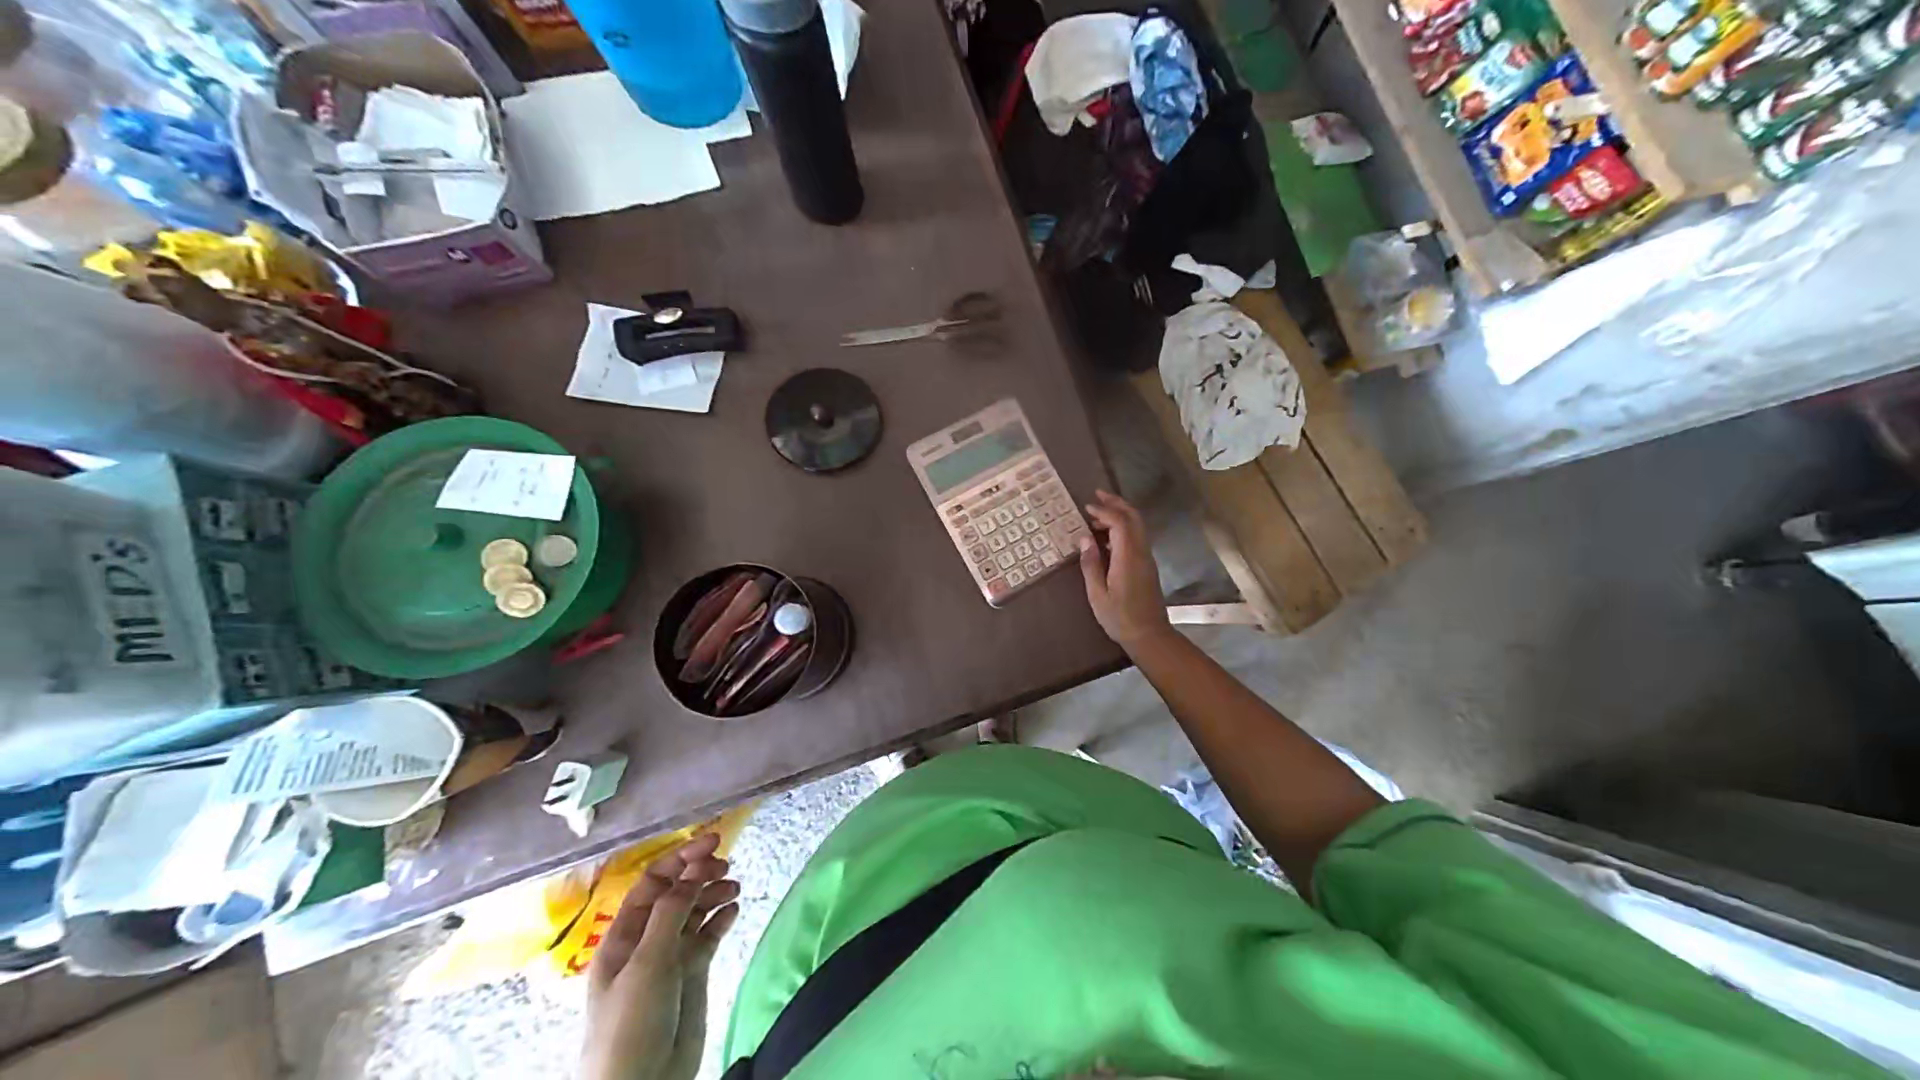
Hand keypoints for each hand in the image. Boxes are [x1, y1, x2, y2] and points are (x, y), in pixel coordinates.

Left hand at [581, 833, 741, 1079]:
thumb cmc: (632, 1022)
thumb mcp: (648, 962)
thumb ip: (672, 911)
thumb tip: (694, 867)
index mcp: (624, 934)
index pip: (653, 883)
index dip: (681, 859)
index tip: (713, 841)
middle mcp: (646, 940)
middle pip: (676, 893)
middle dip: (699, 874)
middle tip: (727, 864)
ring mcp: (670, 957)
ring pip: (694, 912)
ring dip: (713, 894)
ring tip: (735, 887)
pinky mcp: (691, 974)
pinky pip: (708, 937)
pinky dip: (721, 920)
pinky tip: (734, 911)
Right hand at [1078, 490, 1172, 651]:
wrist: (1149, 635)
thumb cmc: (1119, 618)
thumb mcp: (1097, 594)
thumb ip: (1091, 564)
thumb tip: (1085, 538)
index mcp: (1128, 558)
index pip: (1120, 523)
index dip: (1104, 511)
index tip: (1087, 507)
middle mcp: (1141, 553)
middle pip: (1134, 518)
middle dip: (1116, 503)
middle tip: (1097, 495)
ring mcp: (1146, 558)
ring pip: (1137, 526)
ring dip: (1120, 515)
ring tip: (1097, 514)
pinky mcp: (1146, 565)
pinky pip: (1136, 538)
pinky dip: (1122, 528)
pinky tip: (1106, 536)